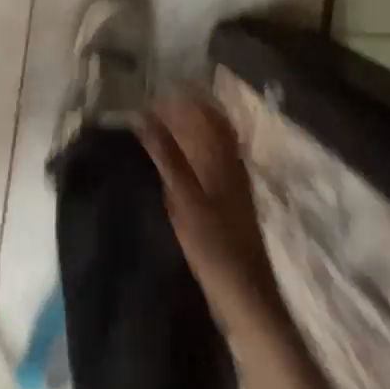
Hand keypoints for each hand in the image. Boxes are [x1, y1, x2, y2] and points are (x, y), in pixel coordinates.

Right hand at [138, 95, 279, 322]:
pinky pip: (212, 160)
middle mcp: (231, 162)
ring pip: (212, 141)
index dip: (177, 98)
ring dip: (188, 128)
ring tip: (157, 126)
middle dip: (182, 109)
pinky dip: (193, 150)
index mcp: (221, 156)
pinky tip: (176, 161)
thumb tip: (143, 115)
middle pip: (210, 123)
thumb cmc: (213, 245)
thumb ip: (166, 155)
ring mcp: (234, 182)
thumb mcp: (184, 198)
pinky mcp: (231, 200)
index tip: (149, 93)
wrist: (246, 294)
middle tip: (148, 106)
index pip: (202, 111)